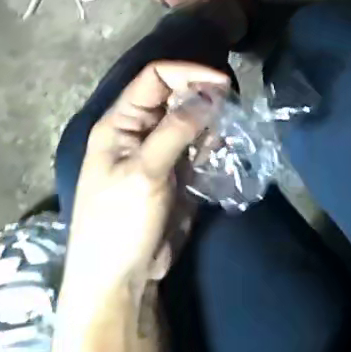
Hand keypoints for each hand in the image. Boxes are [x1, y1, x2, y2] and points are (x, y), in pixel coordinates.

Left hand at [60, 61, 230, 322]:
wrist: (120, 279)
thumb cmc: (119, 224)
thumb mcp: (146, 172)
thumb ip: (177, 129)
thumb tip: (210, 94)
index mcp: (119, 124)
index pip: (155, 78)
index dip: (189, 73)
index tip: (223, 84)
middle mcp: (138, 131)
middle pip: (176, 94)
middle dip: (204, 95)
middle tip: (231, 107)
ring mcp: (158, 151)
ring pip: (191, 118)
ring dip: (212, 119)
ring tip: (228, 131)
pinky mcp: (176, 170)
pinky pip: (199, 143)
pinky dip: (214, 141)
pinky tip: (223, 149)